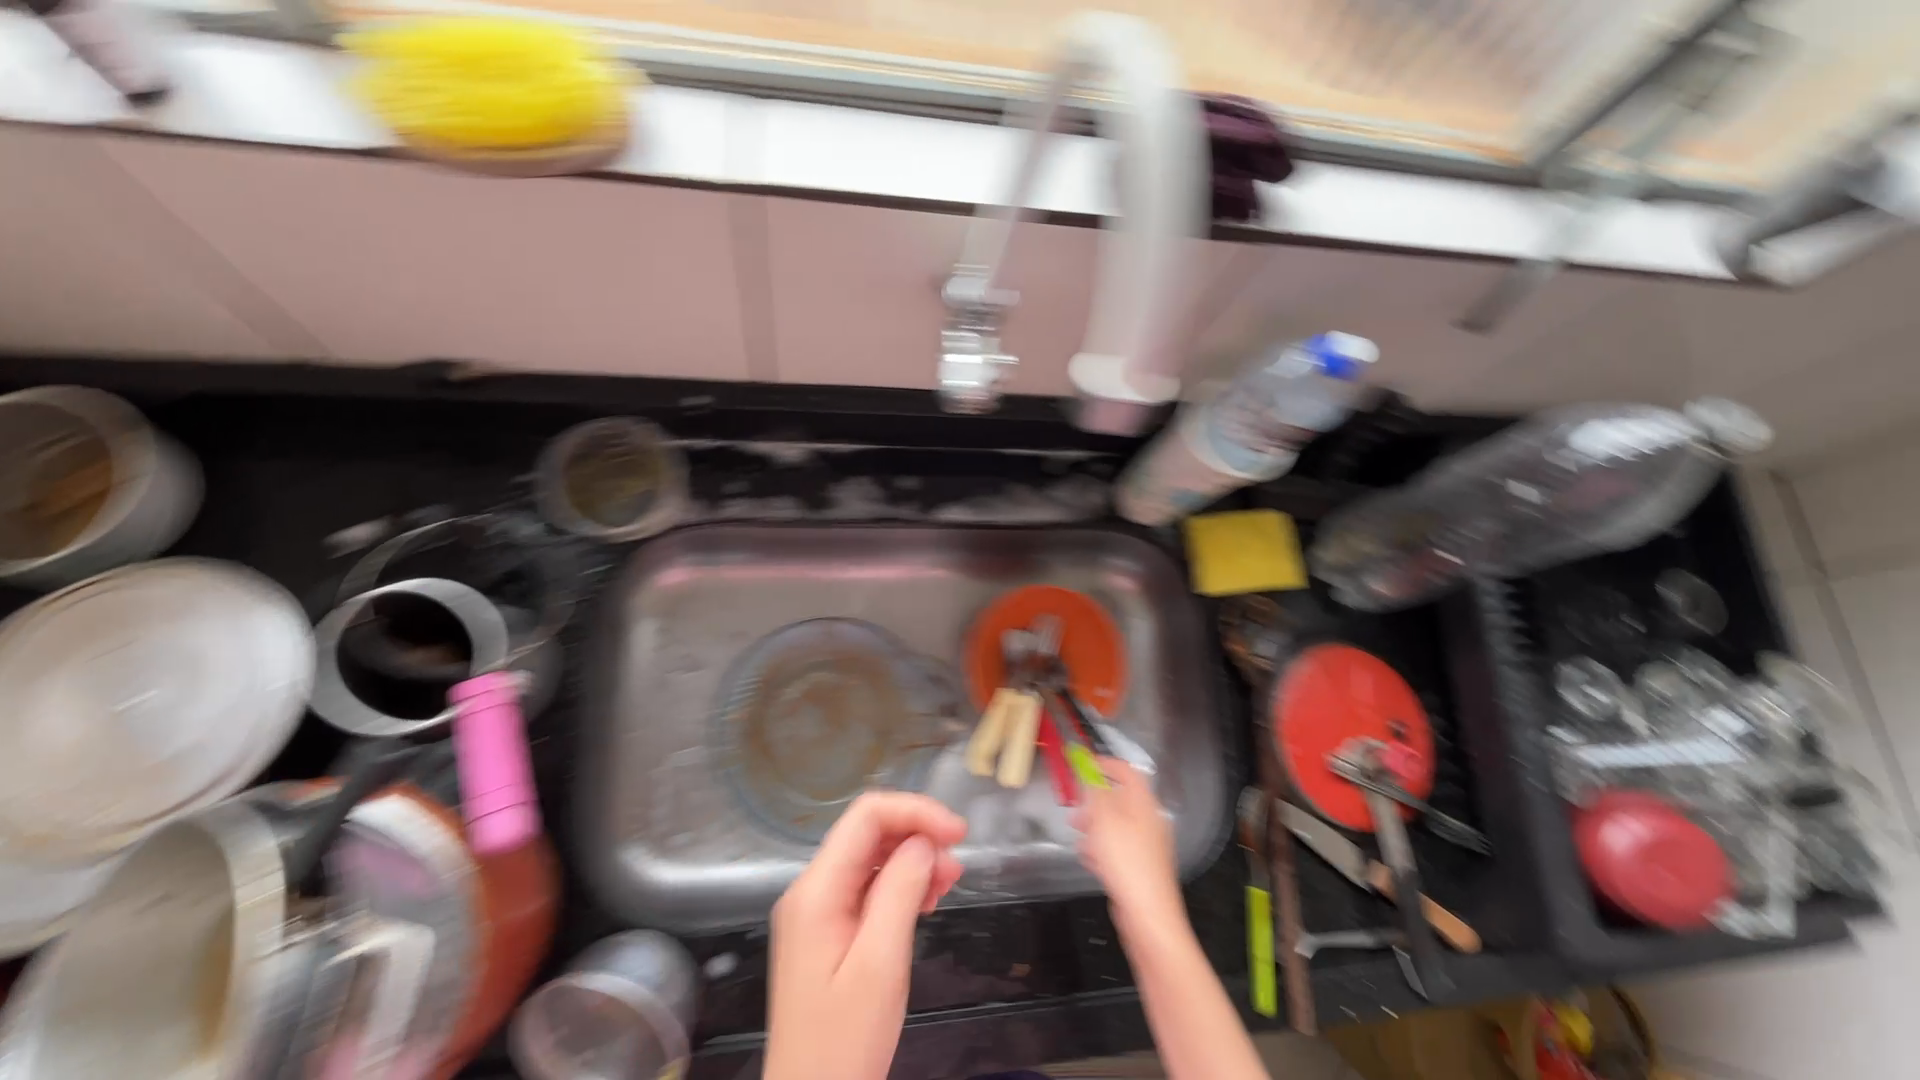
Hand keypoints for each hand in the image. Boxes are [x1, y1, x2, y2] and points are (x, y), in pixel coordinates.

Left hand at [765, 793, 966, 1079]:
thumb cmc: (845, 1039)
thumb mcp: (881, 964)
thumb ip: (900, 892)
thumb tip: (923, 842)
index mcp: (816, 891)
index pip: (865, 816)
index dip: (915, 812)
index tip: (958, 835)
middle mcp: (810, 890)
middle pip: (867, 833)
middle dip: (916, 837)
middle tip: (957, 869)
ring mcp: (816, 911)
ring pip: (869, 859)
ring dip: (912, 862)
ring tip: (949, 885)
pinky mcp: (826, 931)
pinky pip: (865, 888)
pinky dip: (899, 886)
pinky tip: (925, 902)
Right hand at [1074, 759, 1183, 931]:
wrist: (1148, 913)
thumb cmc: (1126, 861)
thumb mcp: (1104, 819)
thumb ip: (1094, 792)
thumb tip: (1088, 769)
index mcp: (1144, 804)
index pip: (1127, 771)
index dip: (1104, 764)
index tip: (1081, 764)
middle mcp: (1148, 820)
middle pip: (1119, 799)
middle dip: (1094, 801)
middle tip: (1074, 809)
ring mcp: (1146, 845)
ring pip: (1115, 825)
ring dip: (1094, 826)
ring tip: (1079, 837)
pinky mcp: (1140, 867)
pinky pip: (1117, 848)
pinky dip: (1102, 848)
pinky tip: (1090, 859)